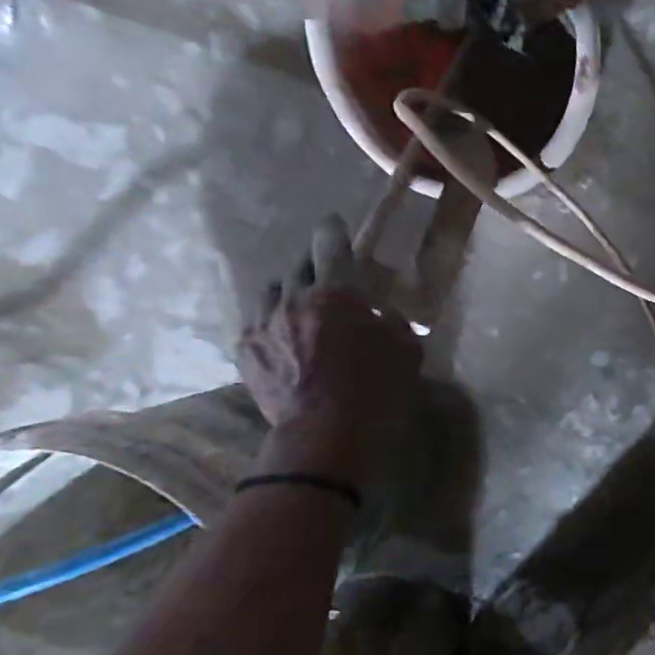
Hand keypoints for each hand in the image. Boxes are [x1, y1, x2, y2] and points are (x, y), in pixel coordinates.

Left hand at [237, 217, 421, 481]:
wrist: (326, 432)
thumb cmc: (378, 387)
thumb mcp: (407, 350)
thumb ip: (391, 322)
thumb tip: (378, 312)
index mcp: (337, 295)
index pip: (331, 247)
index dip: (333, 231)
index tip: (334, 222)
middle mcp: (295, 300)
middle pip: (298, 266)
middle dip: (312, 261)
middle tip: (324, 265)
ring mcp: (264, 325)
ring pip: (271, 290)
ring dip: (288, 288)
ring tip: (300, 297)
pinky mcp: (247, 351)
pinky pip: (257, 322)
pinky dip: (273, 319)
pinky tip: (284, 332)